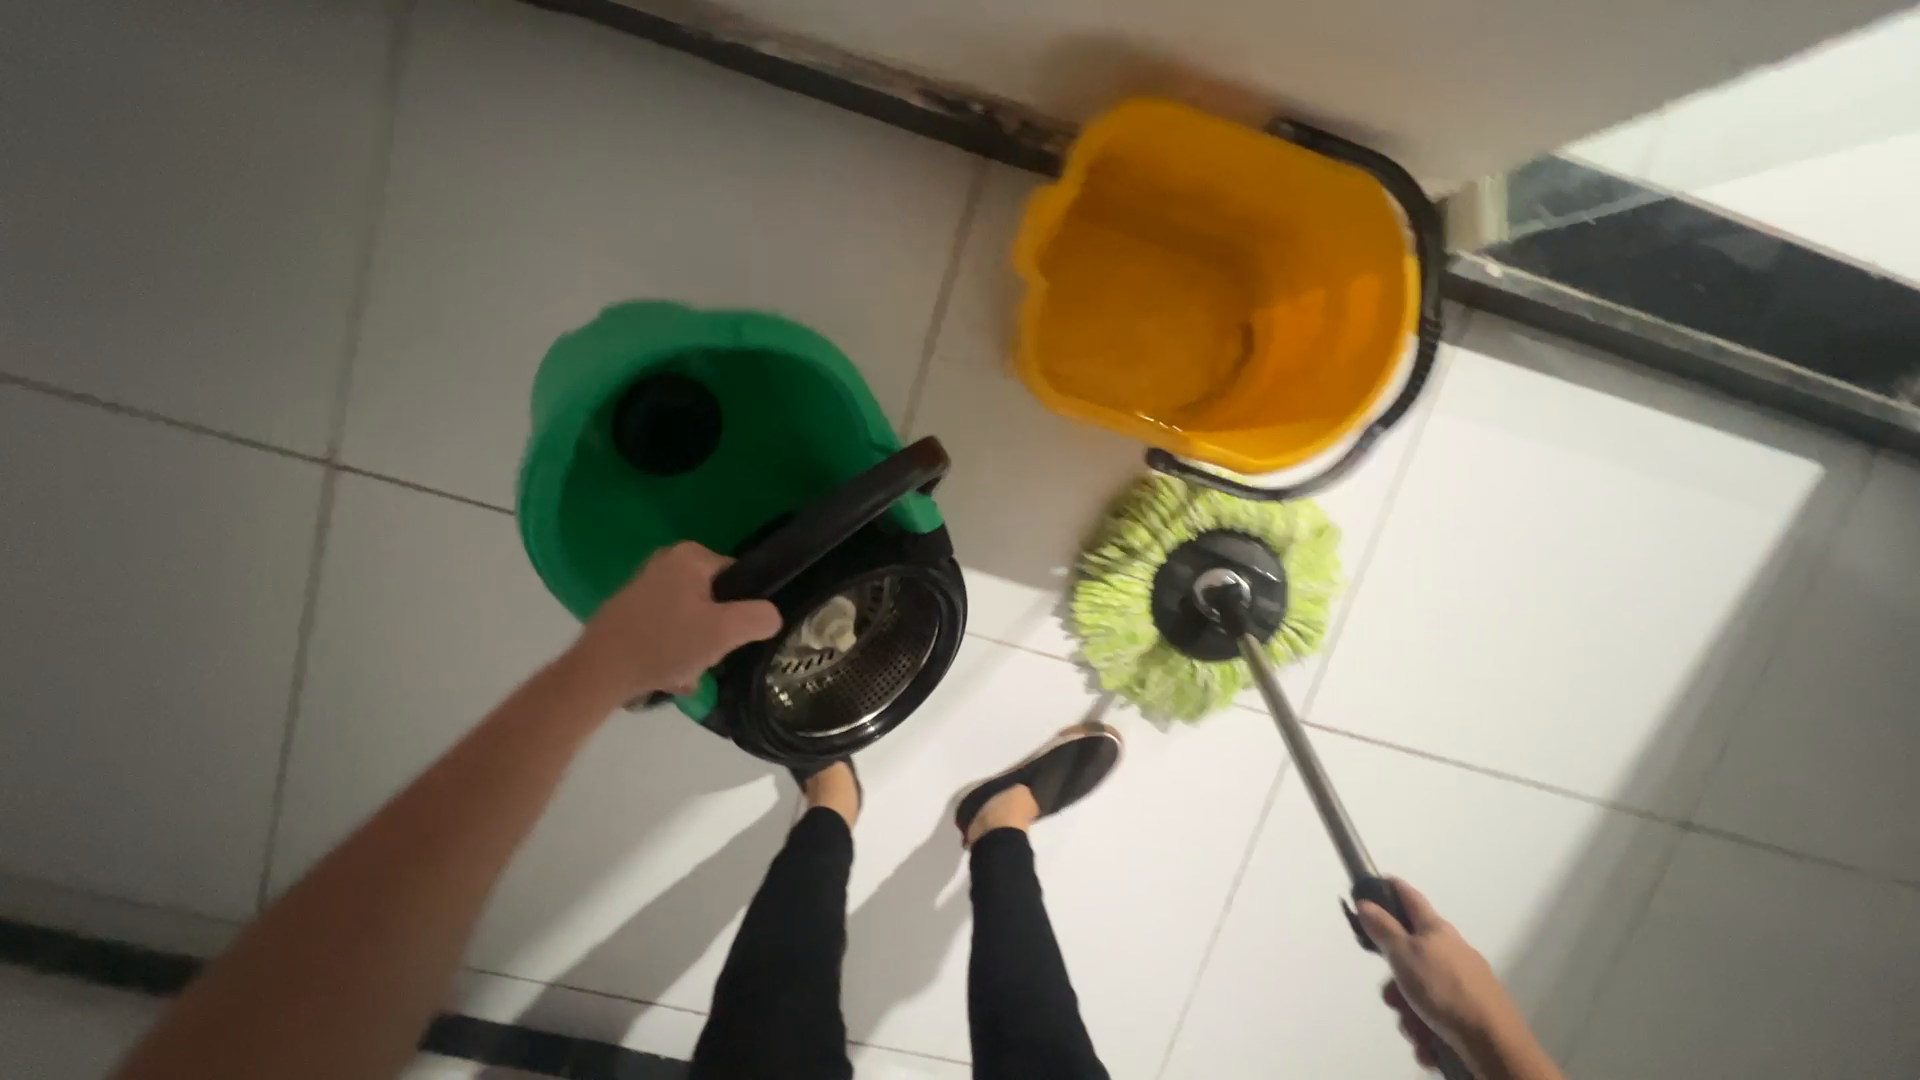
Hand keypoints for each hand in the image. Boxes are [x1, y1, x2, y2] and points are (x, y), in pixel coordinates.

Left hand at [570, 542, 781, 700]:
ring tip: (686, 670)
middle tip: (709, 656)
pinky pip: (670, 629)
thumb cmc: (665, 644)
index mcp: (691, 555)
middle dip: (716, 634)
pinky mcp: (631, 611)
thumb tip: (771, 616)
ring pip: (693, 618)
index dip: (743, 611)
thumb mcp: (725, 631)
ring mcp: (646, 586)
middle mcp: (667, 561)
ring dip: (696, 648)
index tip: (732, 638)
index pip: (740, 579)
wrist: (599, 673)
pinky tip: (669, 673)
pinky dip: (674, 650)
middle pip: (717, 601)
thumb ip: (760, 617)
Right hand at [1357, 879, 1523, 1068]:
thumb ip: (1382, 928)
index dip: (1390, 887)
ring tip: (1414, 1031)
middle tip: (1391, 998)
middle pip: (1408, 956)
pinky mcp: (1471, 1015)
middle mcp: (1451, 952)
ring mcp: (1464, 984)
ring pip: (1419, 991)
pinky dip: (1427, 1031)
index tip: (1371, 885)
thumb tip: (1365, 902)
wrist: (1496, 1047)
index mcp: (1436, 930)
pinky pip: (1436, 1017)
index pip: (1409, 898)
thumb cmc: (1445, 990)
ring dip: (1409, 1013)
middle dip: (1394, 982)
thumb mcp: (1404, 954)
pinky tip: (1428, 1046)